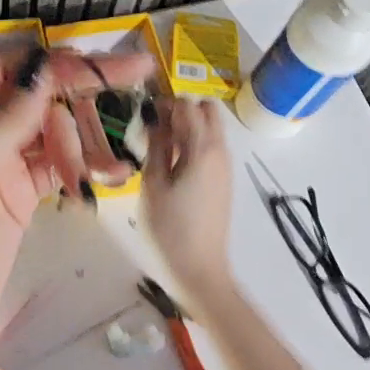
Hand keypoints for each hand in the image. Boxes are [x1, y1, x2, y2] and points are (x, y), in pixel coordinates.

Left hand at [0, 48, 155, 359]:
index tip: (101, 61)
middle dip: (83, 87)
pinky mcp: (21, 192)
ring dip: (87, 134)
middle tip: (139, 74)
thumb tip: (44, 70)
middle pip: (37, 93)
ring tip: (117, 156)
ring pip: (54, 128)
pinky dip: (83, 164)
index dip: (54, 61)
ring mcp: (2, 161)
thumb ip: (5, 120)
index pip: (9, 69)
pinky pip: (59, 164)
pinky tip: (111, 172)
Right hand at [141, 97, 235, 295]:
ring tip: (158, 146)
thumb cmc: (170, 226)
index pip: (188, 106)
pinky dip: (192, 143)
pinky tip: (171, 162)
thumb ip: (157, 146)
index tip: (144, 112)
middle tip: (154, 126)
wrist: (200, 266)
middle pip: (207, 111)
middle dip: (181, 110)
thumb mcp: (154, 184)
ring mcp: (224, 166)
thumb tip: (156, 120)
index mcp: (203, 149)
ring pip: (210, 128)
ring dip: (187, 127)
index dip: (165, 103)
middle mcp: (220, 151)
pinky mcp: (222, 180)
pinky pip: (210, 147)